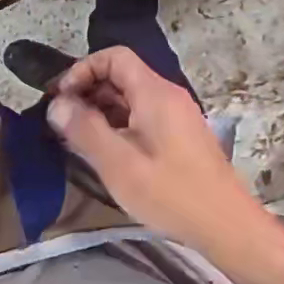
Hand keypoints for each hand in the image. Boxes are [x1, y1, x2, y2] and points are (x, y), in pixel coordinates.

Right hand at [47, 47, 262, 247]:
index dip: (83, 70)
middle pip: (122, 75)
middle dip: (88, 91)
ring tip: (77, 138)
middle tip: (62, 120)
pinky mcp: (180, 136)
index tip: (62, 98)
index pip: (114, 57)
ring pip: (131, 98)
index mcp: (154, 93)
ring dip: (101, 110)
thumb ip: (84, 130)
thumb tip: (57, 104)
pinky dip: (118, 124)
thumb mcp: (119, 164)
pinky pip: (142, 116)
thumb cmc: (171, 194)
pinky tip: (105, 152)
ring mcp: (177, 116)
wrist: (226, 227)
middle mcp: (168, 96)